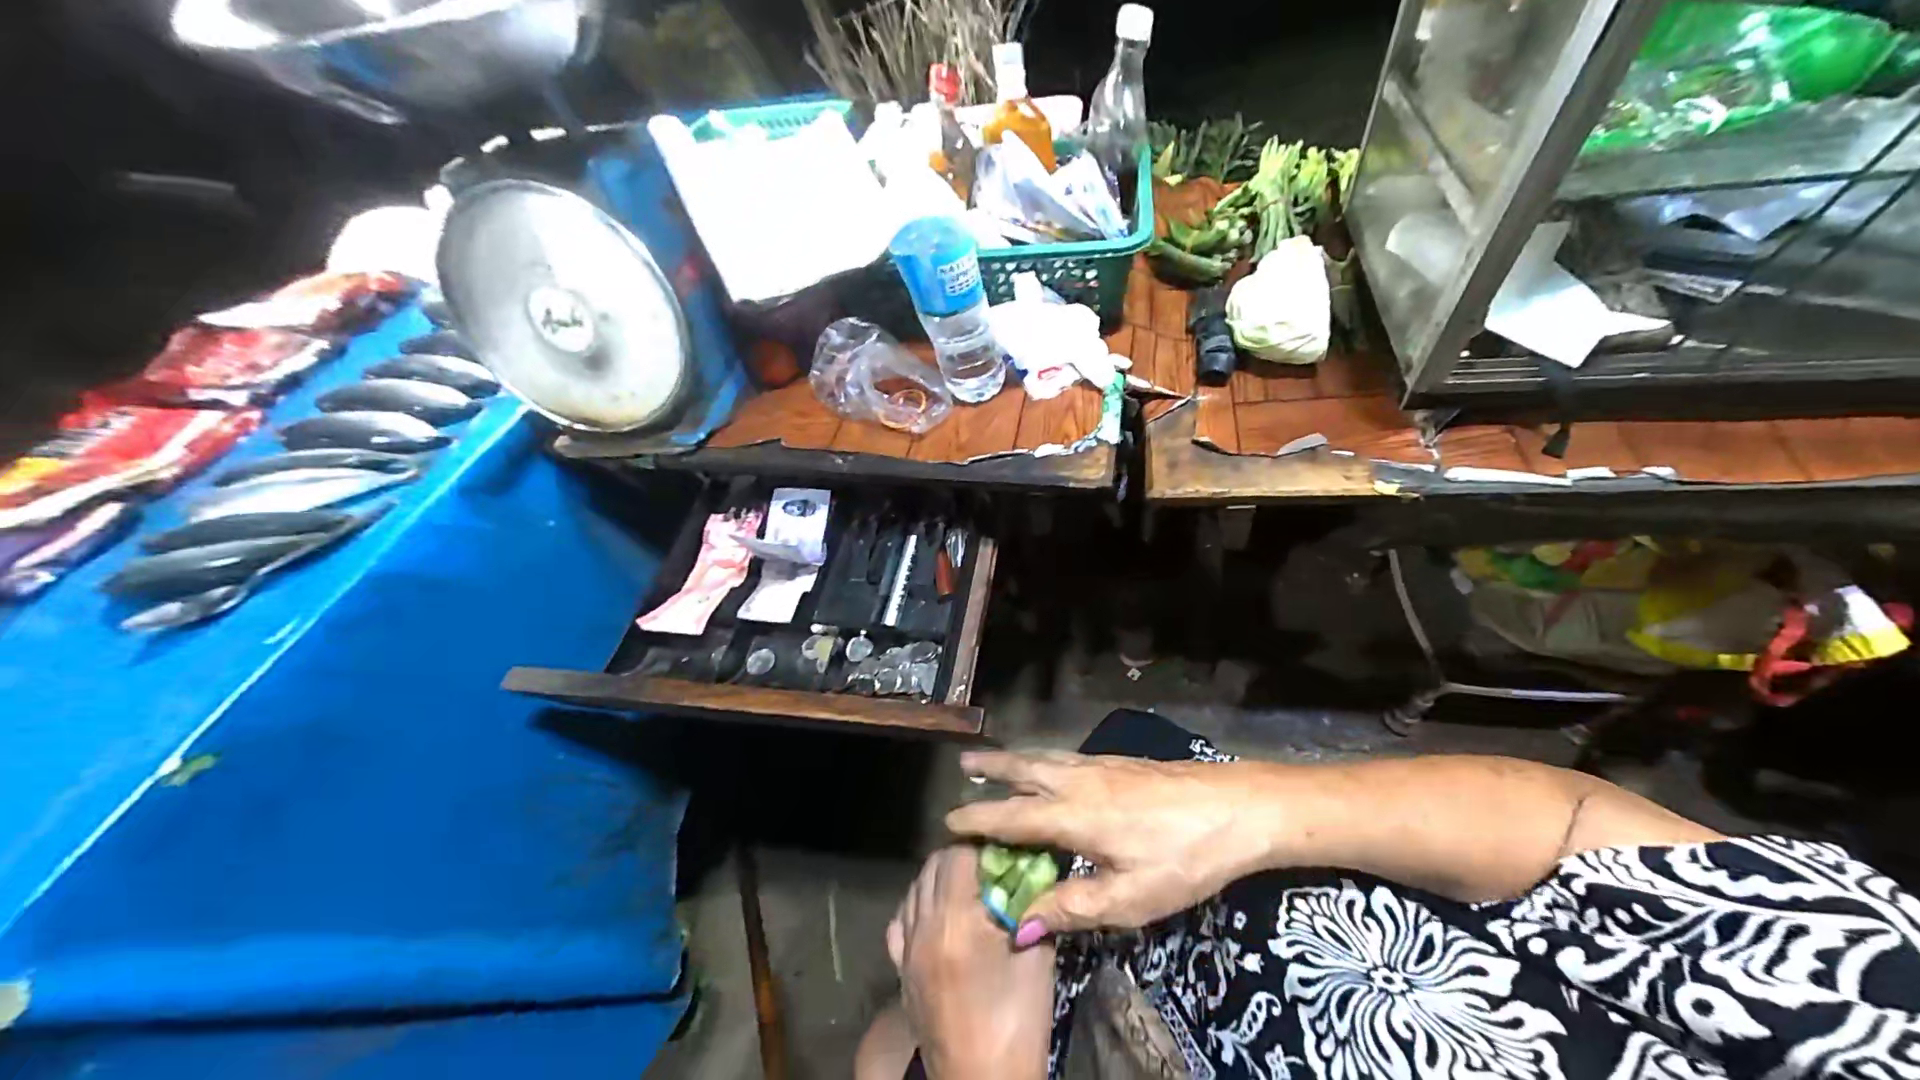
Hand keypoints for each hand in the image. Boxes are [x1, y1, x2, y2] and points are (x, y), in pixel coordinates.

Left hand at [887, 846, 1054, 1079]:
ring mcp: (907, 948)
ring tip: (969, 886)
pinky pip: (902, 918)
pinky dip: (920, 905)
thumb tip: (1033, 869)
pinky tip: (940, 914)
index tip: (1004, 846)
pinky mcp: (901, 969)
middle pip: (935, 866)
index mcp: (956, 920)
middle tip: (991, 864)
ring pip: (916, 888)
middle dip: (963, 856)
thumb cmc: (1018, 1022)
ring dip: (940, 877)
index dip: (983, 844)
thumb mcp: (1036, 956)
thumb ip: (1031, 905)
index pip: (960, 854)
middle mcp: (924, 926)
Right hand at [945, 750, 1276, 941]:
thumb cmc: (1183, 858)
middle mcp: (1077, 782)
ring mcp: (1100, 766)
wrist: (1236, 807)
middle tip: (962, 767)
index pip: (1011, 817)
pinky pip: (1064, 756)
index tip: (948, 822)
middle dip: (990, 769)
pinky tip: (1050, 767)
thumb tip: (1021, 925)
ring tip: (994, 761)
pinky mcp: (1120, 762)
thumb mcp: (1132, 898)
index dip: (977, 820)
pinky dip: (1041, 758)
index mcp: (1073, 816)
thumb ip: (1073, 908)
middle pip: (1023, 770)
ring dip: (1014, 758)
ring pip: (1044, 758)